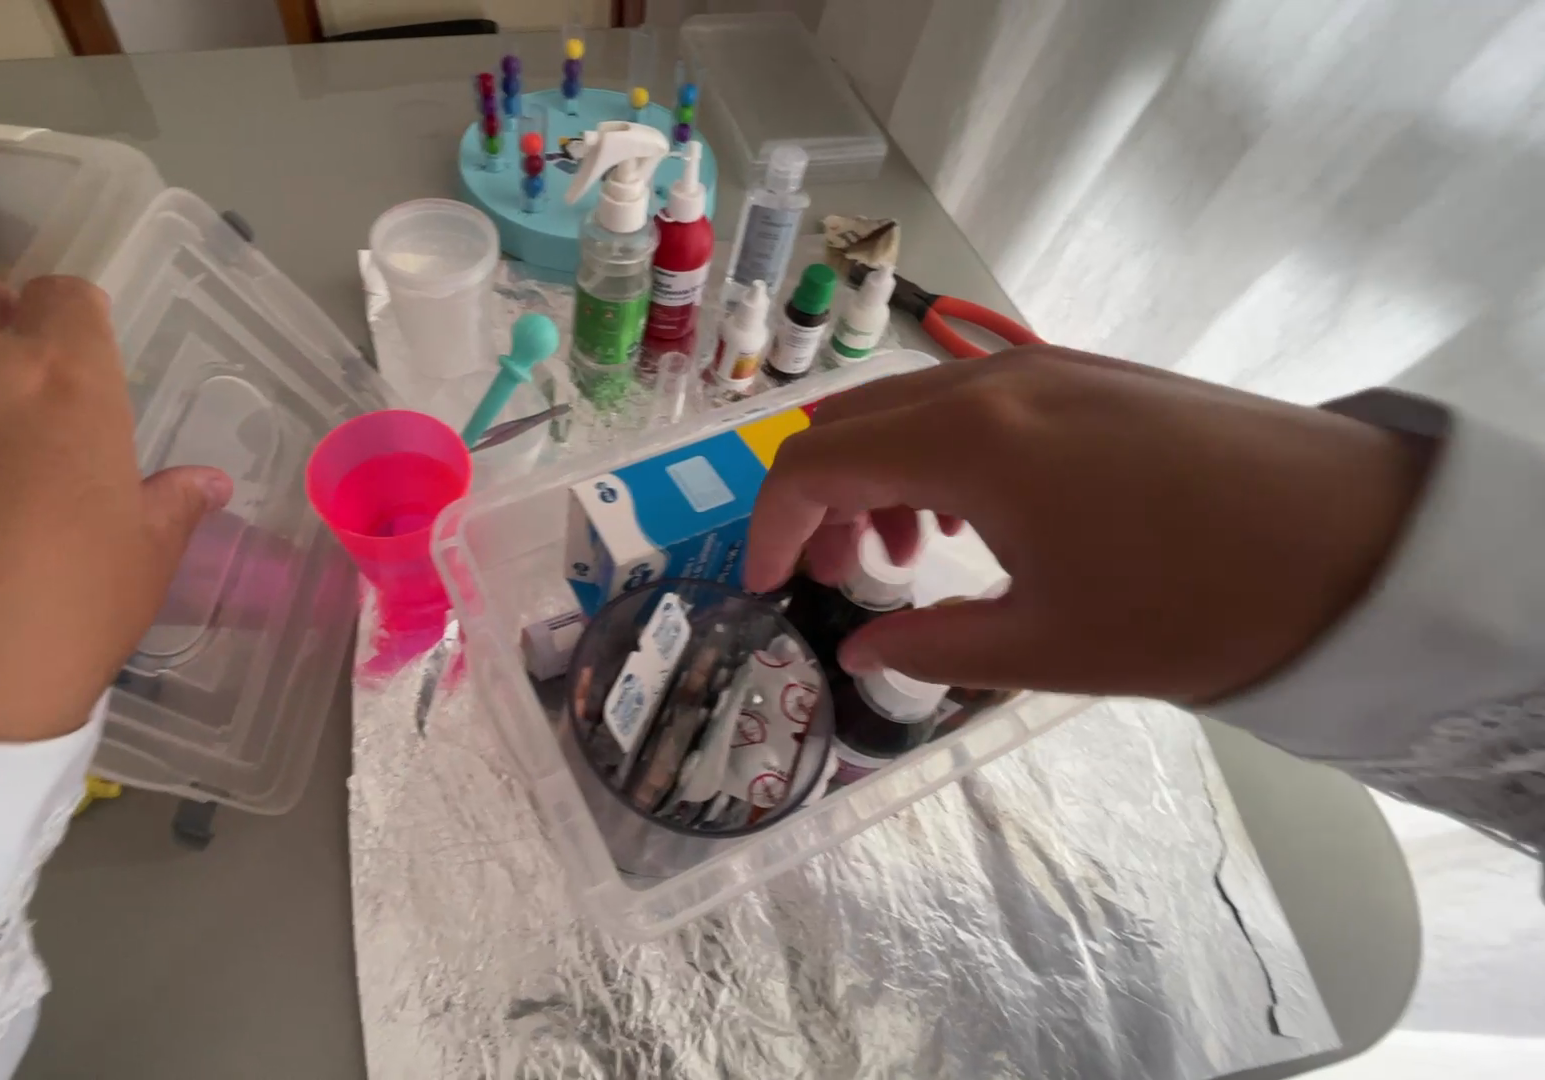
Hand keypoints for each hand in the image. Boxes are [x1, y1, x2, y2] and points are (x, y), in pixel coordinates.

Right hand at [745, 347, 1431, 703]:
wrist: (1372, 542)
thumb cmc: (1198, 606)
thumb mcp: (1045, 648)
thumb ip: (926, 647)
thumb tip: (857, 651)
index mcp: (966, 444)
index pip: (810, 466)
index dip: (770, 527)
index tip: (767, 585)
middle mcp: (983, 385)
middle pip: (840, 428)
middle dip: (813, 506)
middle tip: (836, 577)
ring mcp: (1030, 369)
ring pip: (893, 413)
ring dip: (866, 481)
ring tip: (901, 554)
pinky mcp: (1072, 375)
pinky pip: (953, 405)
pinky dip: (922, 459)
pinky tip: (964, 514)